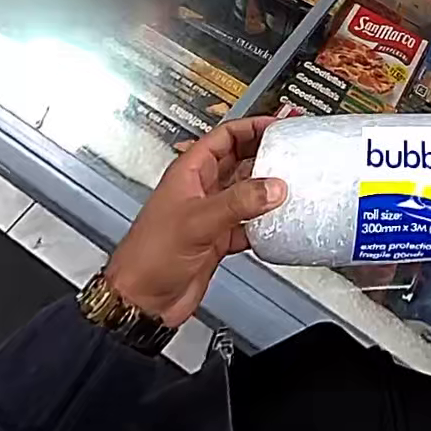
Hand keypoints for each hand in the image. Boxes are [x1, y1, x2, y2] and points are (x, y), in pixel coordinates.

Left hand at [104, 116, 285, 326]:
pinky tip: (276, 222)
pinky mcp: (219, 237)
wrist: (139, 305)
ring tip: (291, 182)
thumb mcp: (197, 221)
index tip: (277, 125)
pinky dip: (265, 220)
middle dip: (265, 151)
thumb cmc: (148, 258)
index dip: (252, 127)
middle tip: (290, 148)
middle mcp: (202, 188)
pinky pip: (249, 221)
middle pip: (240, 158)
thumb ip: (239, 202)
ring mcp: (211, 212)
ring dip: (268, 186)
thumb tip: (274, 186)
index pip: (225, 135)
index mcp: (190, 172)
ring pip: (247, 189)